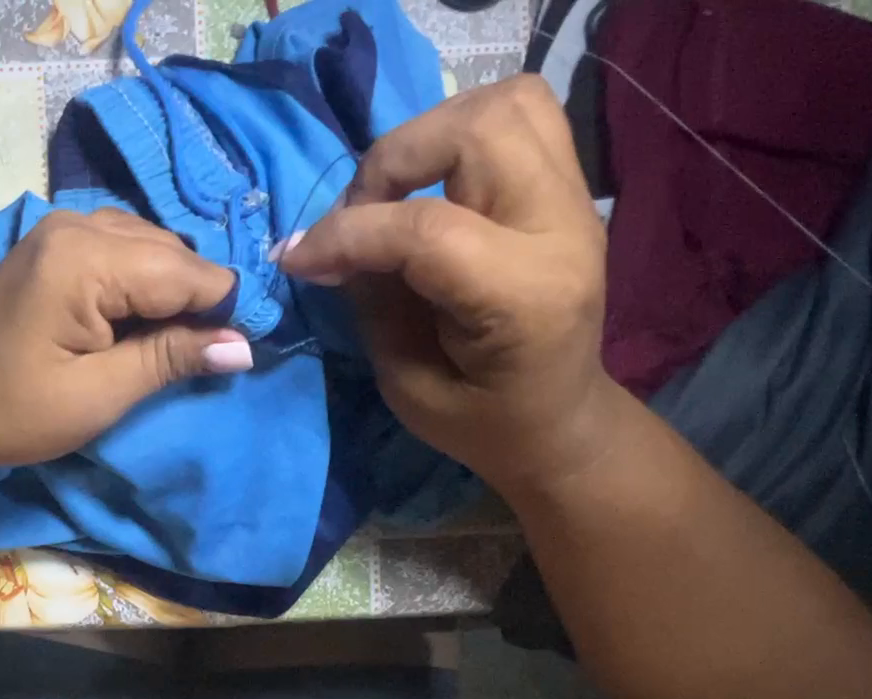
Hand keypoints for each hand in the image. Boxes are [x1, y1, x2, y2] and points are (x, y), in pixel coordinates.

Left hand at [0, 208, 248, 478]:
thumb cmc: (12, 413)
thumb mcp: (97, 396)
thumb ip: (170, 360)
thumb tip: (243, 346)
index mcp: (85, 258)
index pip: (184, 271)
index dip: (220, 310)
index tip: (234, 353)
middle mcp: (75, 224)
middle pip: (169, 251)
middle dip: (195, 301)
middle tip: (197, 356)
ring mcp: (59, 228)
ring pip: (148, 246)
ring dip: (169, 291)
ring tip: (165, 345)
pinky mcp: (51, 245)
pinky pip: (120, 249)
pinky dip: (140, 282)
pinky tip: (135, 322)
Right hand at [279, 76, 616, 493]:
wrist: (558, 421)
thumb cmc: (479, 422)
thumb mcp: (406, 383)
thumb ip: (371, 301)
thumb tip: (327, 245)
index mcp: (524, 298)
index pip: (427, 229)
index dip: (347, 233)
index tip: (297, 258)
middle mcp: (562, 229)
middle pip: (478, 130)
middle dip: (392, 161)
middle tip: (357, 216)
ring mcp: (574, 199)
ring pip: (503, 103)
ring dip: (428, 135)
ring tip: (392, 191)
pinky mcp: (567, 188)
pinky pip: (517, 117)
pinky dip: (458, 134)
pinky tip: (428, 182)